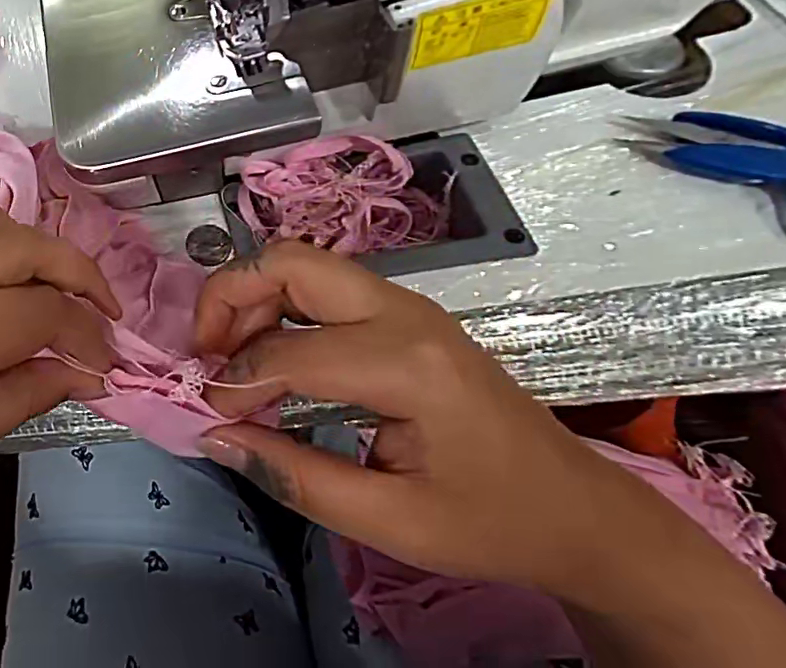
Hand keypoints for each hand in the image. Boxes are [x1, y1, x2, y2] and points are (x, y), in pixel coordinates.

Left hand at [0, 204, 118, 630]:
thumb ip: (22, 395)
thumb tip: (86, 370)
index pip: (40, 311)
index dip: (87, 333)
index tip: (107, 361)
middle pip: (26, 246)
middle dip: (80, 273)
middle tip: (103, 313)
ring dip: (39, 248)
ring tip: (60, 291)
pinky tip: (6, 275)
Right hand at [190, 242, 785, 666]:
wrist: (580, 511)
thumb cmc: (494, 523)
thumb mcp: (391, 521)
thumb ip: (293, 475)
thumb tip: (214, 434)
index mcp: (408, 365)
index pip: (290, 352)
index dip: (236, 382)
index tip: (211, 414)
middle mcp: (402, 312)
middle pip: (289, 263)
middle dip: (228, 297)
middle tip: (205, 352)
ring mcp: (403, 304)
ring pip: (298, 263)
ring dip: (250, 296)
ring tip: (228, 353)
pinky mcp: (398, 311)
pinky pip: (318, 284)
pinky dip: (276, 305)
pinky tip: (267, 350)